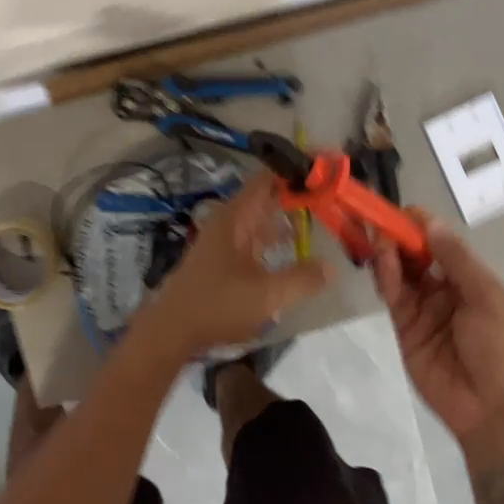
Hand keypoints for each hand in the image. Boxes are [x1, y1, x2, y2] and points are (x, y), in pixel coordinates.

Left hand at [135, 173, 332, 359]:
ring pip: (259, 223)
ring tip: (318, 224)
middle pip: (264, 200)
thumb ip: (301, 279)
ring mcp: (222, 243)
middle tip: (330, 199)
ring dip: (285, 223)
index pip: (266, 180)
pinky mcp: (220, 262)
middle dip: (295, 198)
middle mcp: (227, 224)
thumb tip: (331, 267)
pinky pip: (252, 243)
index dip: (292, 172)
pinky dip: (272, 243)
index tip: (323, 172)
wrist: (171, 331)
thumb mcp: (267, 295)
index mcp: (235, 218)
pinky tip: (290, 255)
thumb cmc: (218, 305)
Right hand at [371, 214, 503, 459]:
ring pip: (402, 275)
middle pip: (417, 257)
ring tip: (378, 239)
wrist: (499, 414)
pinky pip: (394, 299)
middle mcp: (447, 292)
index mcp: (475, 282)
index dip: (424, 228)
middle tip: (379, 221)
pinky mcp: (406, 332)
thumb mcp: (490, 299)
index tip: (403, 211)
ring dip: (390, 255)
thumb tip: (432, 225)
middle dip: (399, 238)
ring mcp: (425, 312)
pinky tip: (383, 264)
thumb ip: (457, 261)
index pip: (443, 246)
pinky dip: (387, 279)